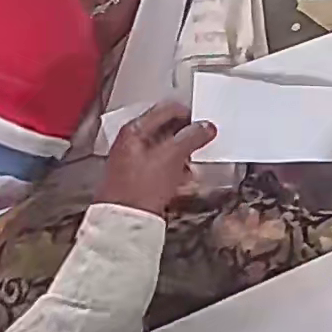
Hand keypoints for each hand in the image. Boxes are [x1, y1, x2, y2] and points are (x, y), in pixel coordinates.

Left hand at [97, 103, 216, 216]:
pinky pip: (163, 162)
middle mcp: (132, 141)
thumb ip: (192, 137)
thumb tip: (206, 127)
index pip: (167, 109)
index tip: (203, 124)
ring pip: (167, 145)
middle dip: (187, 134)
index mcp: (135, 130)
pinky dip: (176, 165)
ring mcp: (134, 158)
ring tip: (193, 161)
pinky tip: (184, 175)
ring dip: (183, 151)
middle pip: (167, 127)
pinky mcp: (140, 175)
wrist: (125, 222)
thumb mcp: (172, 156)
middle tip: (201, 140)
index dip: (189, 114)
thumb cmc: (140, 188)